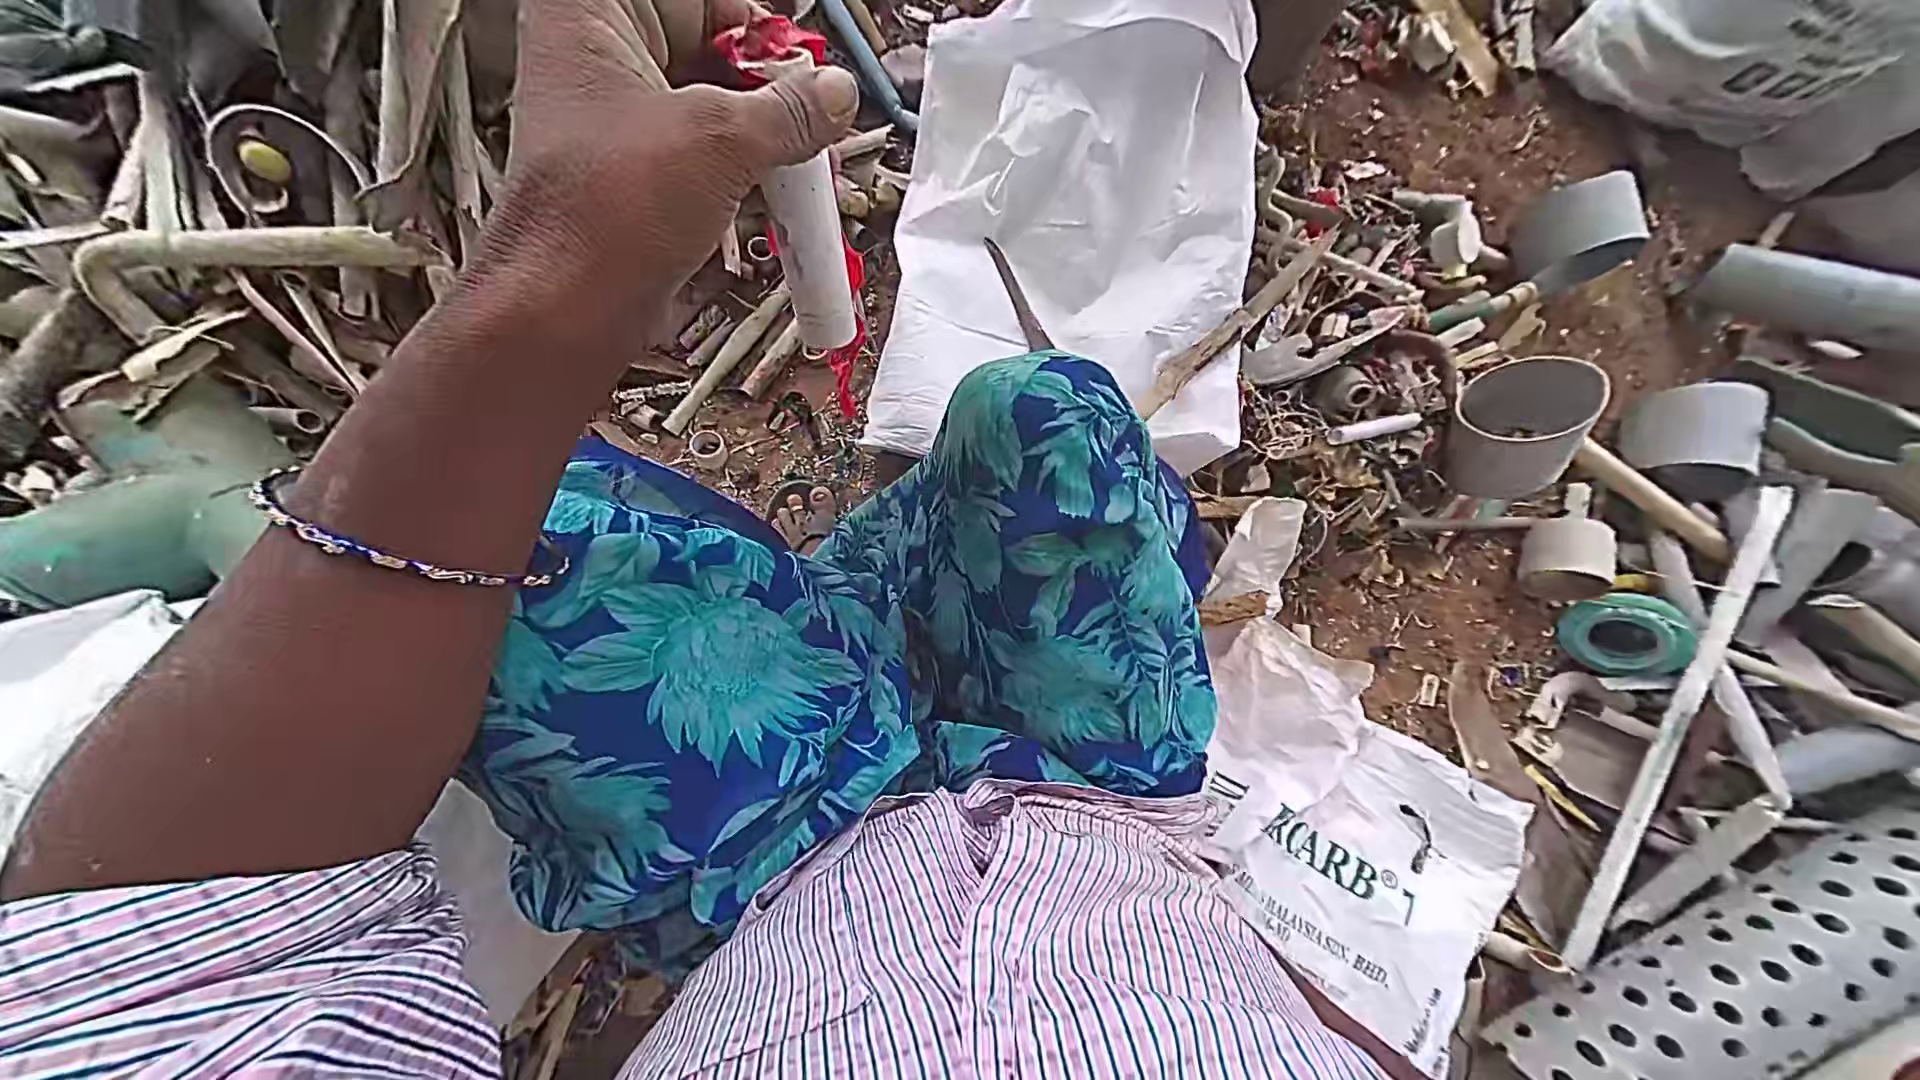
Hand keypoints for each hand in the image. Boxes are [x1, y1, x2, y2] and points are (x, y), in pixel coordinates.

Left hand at [476, 0, 858, 335]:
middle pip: (713, 52)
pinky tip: (784, 194)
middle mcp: (607, 59)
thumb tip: (838, 92)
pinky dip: (750, 174)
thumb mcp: (717, 141)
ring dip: (769, 140)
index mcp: (596, 11)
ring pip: (717, 112)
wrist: (577, 303)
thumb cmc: (614, 208)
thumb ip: (788, 112)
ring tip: (810, 167)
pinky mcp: (649, 179)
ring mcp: (628, 123)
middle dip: (773, 94)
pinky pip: (711, 158)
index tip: (810, 73)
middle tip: (819, 125)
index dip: (762, 33)